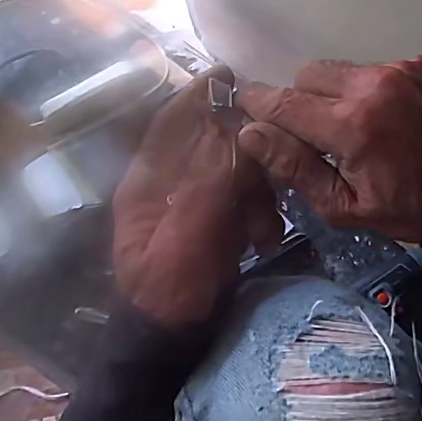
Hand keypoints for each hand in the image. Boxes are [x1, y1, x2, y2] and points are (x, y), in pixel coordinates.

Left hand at [113, 68, 282, 327]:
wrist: (171, 346)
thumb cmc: (170, 292)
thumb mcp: (189, 235)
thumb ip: (212, 180)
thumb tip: (234, 126)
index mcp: (147, 181)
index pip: (170, 124)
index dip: (196, 97)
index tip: (227, 74)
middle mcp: (166, 186)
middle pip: (210, 146)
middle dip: (244, 160)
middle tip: (274, 170)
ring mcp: (190, 206)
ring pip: (231, 173)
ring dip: (256, 194)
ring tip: (265, 231)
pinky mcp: (211, 225)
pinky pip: (239, 201)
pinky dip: (256, 215)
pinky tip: (263, 239)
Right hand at [236, 56, 421, 243]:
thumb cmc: (413, 206)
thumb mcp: (347, 206)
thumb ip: (294, 168)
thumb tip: (251, 136)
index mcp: (351, 126)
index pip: (284, 103)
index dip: (258, 103)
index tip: (244, 104)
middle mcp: (372, 87)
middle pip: (306, 76)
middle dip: (300, 101)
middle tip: (315, 133)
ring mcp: (398, 70)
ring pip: (338, 69)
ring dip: (332, 93)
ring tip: (355, 126)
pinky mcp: (419, 64)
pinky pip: (372, 69)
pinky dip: (367, 89)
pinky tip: (387, 117)